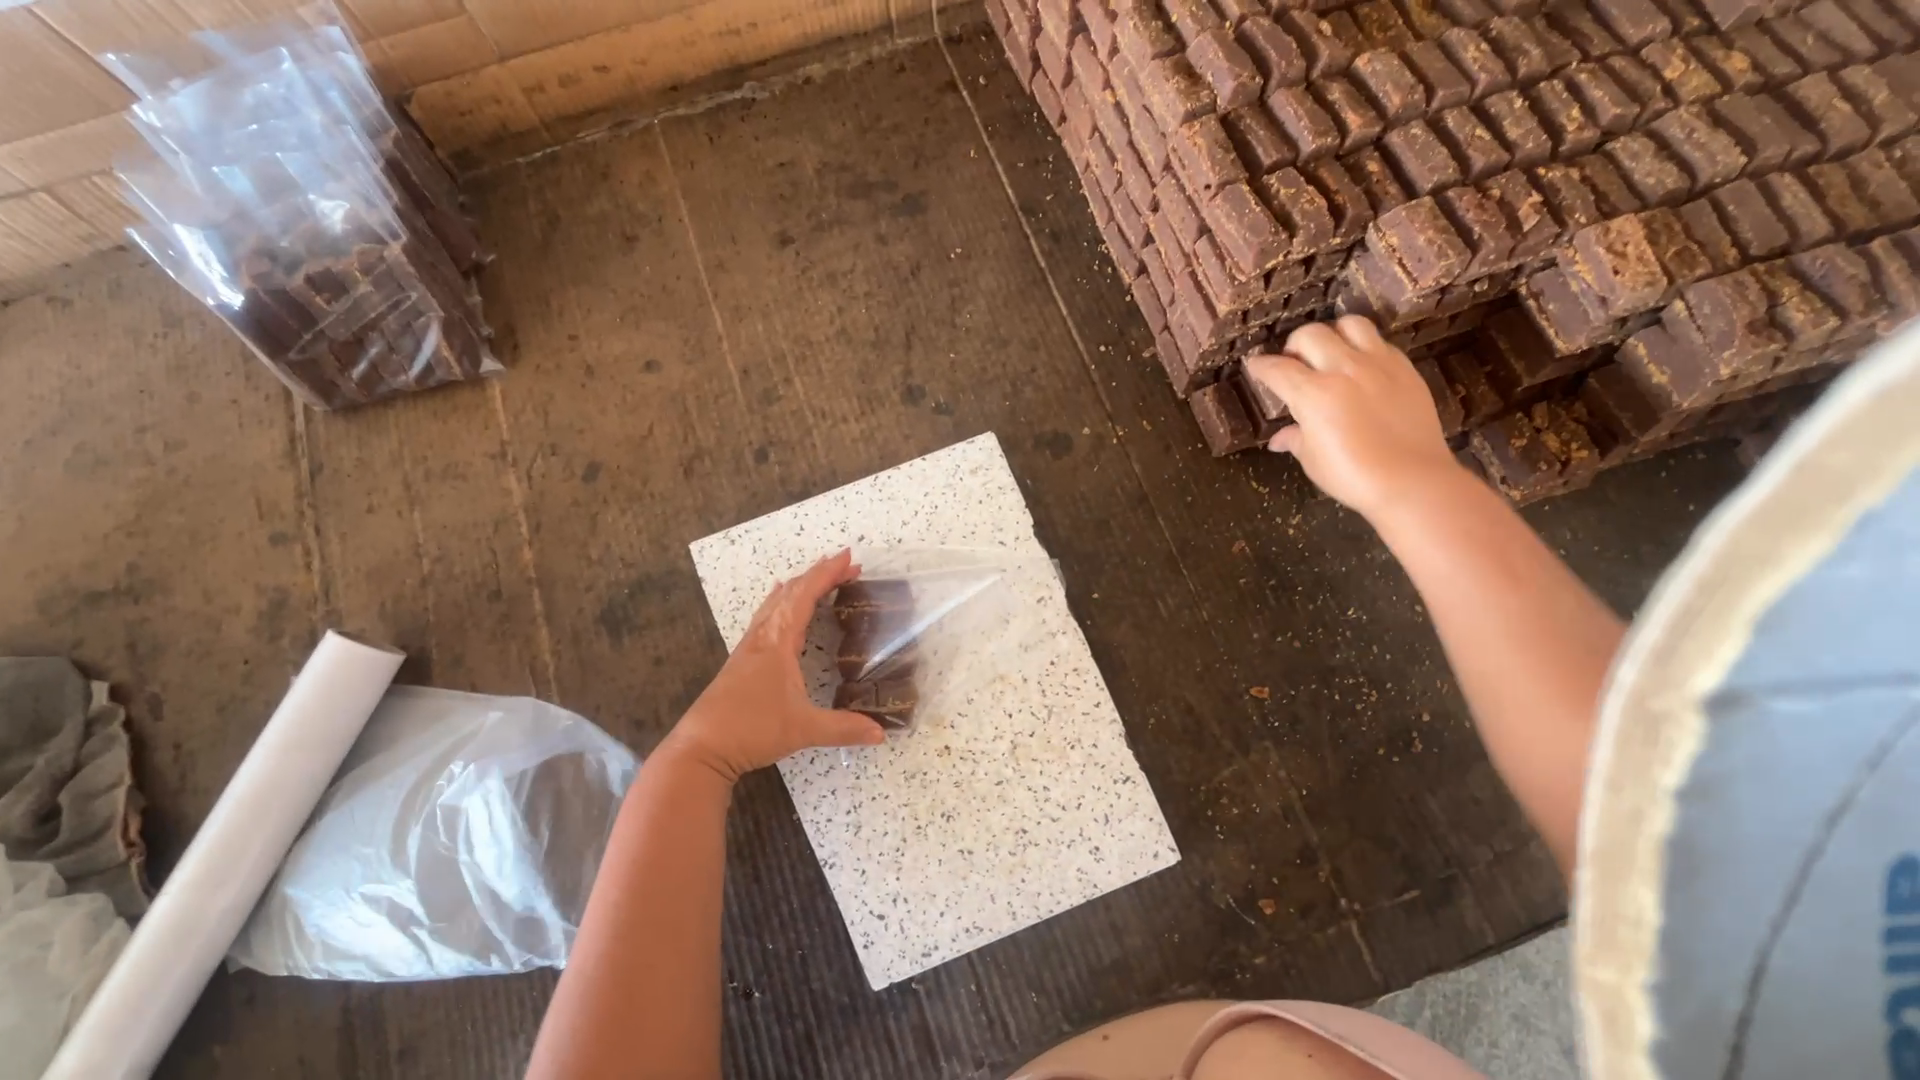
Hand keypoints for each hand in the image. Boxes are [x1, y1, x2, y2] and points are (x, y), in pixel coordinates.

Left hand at [664, 550, 885, 782]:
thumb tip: (881, 733)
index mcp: (778, 643)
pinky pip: (764, 618)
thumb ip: (844, 728)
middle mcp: (762, 638)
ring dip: (798, 586)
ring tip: (816, 576)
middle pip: (791, 593)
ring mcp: (749, 648)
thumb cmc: (751, 730)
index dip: (828, 574)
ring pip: (775, 604)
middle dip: (819, 575)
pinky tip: (778, 606)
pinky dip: (779, 603)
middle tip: (846, 565)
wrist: (701, 748)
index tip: (850, 557)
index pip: (806, 596)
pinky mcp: (741, 661)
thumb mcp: (803, 730)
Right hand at [1245, 317, 1463, 519]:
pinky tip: (1362, 368)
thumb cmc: (1353, 475)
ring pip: (1349, 324)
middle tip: (1295, 363)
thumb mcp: (1313, 460)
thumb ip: (1295, 439)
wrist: (1412, 480)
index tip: (1254, 365)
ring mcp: (1378, 364)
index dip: (1260, 366)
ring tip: (1331, 353)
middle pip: (1310, 334)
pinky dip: (1364, 348)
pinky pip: (1379, 342)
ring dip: (1333, 335)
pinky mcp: (1404, 368)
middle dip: (1294, 346)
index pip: (1277, 369)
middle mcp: (1343, 369)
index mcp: (1313, 394)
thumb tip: (1279, 439)